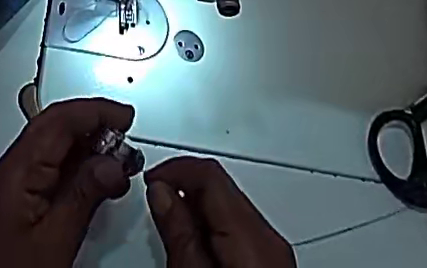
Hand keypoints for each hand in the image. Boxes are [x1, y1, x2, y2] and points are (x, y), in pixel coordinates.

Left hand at [0, 97, 135, 267]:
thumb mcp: (53, 242)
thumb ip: (83, 197)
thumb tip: (111, 162)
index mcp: (18, 170)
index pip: (59, 120)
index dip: (95, 111)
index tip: (124, 115)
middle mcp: (13, 171)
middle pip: (55, 128)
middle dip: (93, 124)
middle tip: (126, 134)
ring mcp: (14, 187)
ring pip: (55, 148)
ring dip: (88, 147)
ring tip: (119, 160)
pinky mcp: (19, 205)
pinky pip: (52, 171)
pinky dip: (79, 169)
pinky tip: (97, 181)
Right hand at [146, 157, 295, 267]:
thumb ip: (178, 231)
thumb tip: (161, 190)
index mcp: (253, 235)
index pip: (210, 172)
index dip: (175, 167)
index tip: (151, 178)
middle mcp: (271, 240)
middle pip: (221, 186)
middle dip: (184, 185)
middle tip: (156, 198)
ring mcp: (276, 254)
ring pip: (229, 206)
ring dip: (196, 206)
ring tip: (171, 223)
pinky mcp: (274, 266)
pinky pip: (240, 229)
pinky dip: (212, 225)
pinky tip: (196, 243)